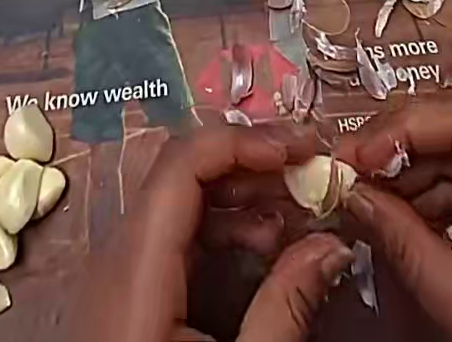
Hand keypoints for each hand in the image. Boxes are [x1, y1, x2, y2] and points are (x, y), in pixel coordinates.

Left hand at [71, 125, 357, 341]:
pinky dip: (222, 230)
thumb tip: (332, 243)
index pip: (181, 164)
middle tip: (313, 173)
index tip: (301, 149)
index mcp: (136, 264)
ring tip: (301, 208)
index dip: (241, 142)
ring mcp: (121, 267)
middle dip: (248, 164)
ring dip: (240, 196)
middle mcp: (119, 249)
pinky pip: (174, 235)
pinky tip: (265, 246)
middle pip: (180, 173)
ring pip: (179, 200)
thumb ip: (284, 309)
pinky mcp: (130, 288)